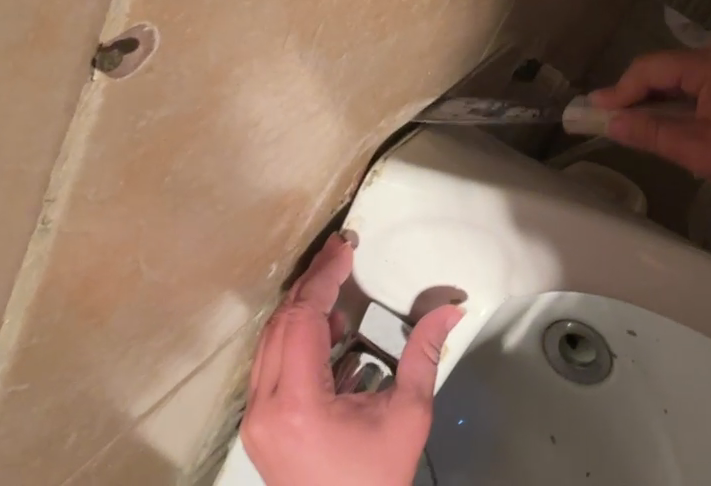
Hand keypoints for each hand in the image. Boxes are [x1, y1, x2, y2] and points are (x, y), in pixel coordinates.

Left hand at [241, 233, 464, 485]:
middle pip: (281, 322)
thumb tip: (453, 306)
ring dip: (303, 309)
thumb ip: (425, 353)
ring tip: (339, 287)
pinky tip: (331, 332)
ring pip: (270, 341)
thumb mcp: (408, 413)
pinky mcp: (260, 425)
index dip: (325, 277)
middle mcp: (265, 406)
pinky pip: (270, 365)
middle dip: (313, 282)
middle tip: (341, 252)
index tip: (346, 247)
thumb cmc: (378, 476)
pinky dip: (296, 338)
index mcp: (297, 402)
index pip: (303, 318)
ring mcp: (256, 418)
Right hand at [591, 44, 710, 198]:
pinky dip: (677, 97)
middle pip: (663, 67)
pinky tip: (665, 116)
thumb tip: (611, 124)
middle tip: (607, 116)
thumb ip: (651, 133)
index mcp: (710, 65)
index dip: (620, 90)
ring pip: (679, 74)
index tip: (594, 110)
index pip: (650, 68)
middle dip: (634, 92)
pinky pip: (698, 80)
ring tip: (629, 118)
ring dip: (655, 95)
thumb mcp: (697, 150)